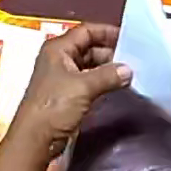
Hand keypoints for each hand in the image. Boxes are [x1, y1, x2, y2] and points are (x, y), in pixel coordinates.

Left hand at [10, 24, 131, 157]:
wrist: (35, 139)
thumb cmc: (55, 106)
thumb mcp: (83, 87)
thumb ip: (107, 75)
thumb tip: (128, 70)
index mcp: (58, 48)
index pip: (86, 31)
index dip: (107, 31)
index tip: (129, 37)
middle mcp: (59, 58)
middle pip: (88, 47)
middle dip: (110, 51)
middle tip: (135, 58)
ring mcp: (62, 76)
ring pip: (89, 64)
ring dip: (107, 68)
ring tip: (130, 72)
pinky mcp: (66, 93)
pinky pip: (88, 80)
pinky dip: (102, 81)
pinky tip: (117, 86)